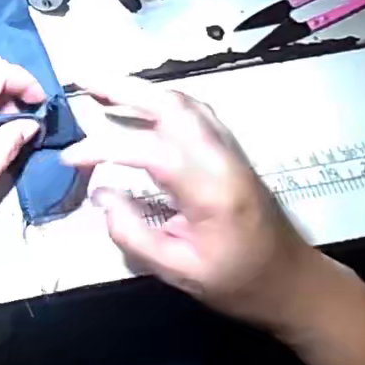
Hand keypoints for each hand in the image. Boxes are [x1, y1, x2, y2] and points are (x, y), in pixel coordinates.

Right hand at [60, 76, 359, 339]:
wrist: (295, 283)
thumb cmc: (236, 282)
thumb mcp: (177, 272)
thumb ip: (131, 233)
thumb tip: (101, 194)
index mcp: (211, 191)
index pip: (149, 152)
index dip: (102, 148)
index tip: (69, 158)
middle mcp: (224, 160)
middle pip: (173, 106)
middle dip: (123, 89)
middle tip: (81, 82)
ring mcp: (230, 151)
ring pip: (184, 102)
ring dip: (139, 89)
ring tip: (100, 87)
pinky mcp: (229, 151)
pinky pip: (192, 112)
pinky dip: (157, 100)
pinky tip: (134, 104)